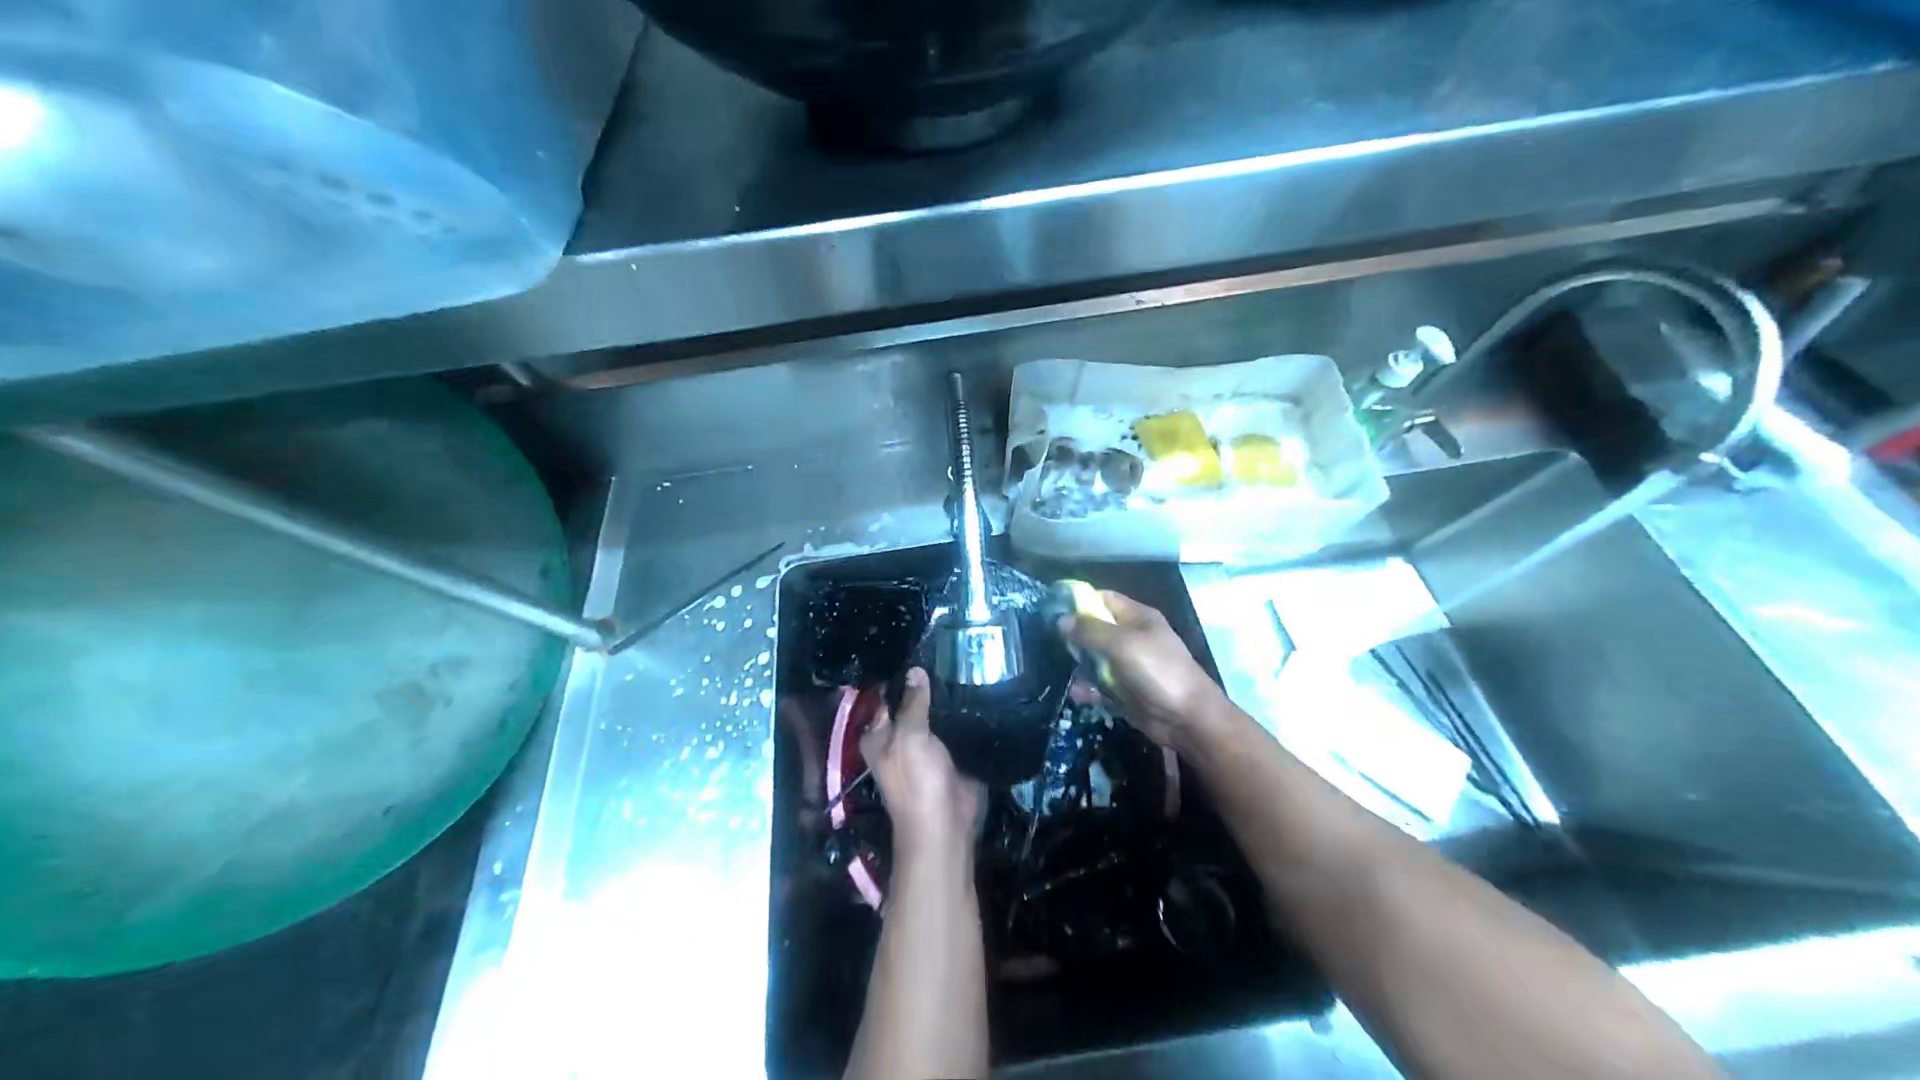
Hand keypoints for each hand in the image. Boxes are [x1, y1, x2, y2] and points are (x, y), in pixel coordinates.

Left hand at [860, 667, 981, 869]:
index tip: (924, 652)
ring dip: (949, 702)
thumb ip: (913, 703)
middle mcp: (899, 740)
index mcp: (878, 735)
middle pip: (913, 705)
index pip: (887, 697)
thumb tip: (915, 670)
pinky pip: (956, 732)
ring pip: (936, 717)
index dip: (902, 678)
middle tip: (953, 656)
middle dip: (929, 687)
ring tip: (969, 670)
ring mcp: (926, 750)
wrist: (945, 826)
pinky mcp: (950, 758)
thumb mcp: (909, 737)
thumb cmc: (917, 781)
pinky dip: (964, 720)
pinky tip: (979, 697)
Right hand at [1061, 590, 1230, 749]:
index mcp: (1137, 618)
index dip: (1080, 601)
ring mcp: (1129, 665)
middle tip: (1056, 644)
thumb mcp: (1122, 643)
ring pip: (1095, 659)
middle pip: (1096, 629)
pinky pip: (1099, 685)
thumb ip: (1090, 630)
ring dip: (1080, 665)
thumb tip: (1061, 619)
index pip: (1104, 599)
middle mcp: (1132, 638)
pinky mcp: (1125, 690)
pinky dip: (1088, 689)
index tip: (1055, 609)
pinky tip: (1077, 693)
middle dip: (1076, 636)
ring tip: (1067, 671)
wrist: (1187, 718)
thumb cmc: (1157, 670)